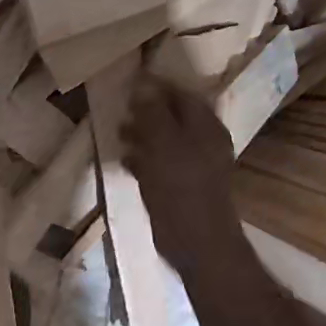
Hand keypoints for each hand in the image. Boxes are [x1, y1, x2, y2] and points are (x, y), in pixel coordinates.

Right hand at [122, 75, 241, 268]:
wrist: (197, 242)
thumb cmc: (181, 186)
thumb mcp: (163, 143)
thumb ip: (153, 112)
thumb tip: (143, 82)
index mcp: (206, 125)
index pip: (182, 94)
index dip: (157, 86)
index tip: (130, 83)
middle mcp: (204, 140)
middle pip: (174, 116)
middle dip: (147, 111)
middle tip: (121, 109)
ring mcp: (195, 165)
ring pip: (166, 140)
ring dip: (143, 134)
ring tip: (119, 133)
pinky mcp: (183, 186)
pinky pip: (162, 163)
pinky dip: (145, 159)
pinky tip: (125, 161)